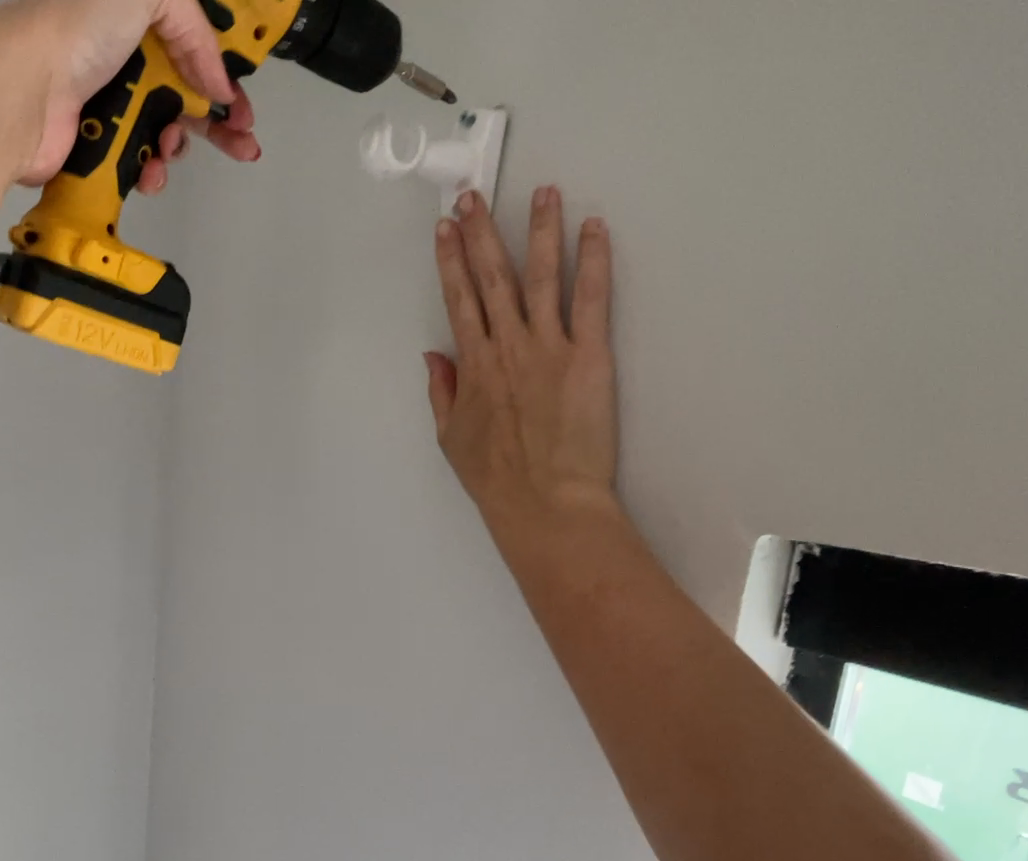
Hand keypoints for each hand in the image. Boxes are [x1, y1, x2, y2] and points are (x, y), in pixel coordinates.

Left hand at [17, 0, 262, 193]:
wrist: (21, 92)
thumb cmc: (75, 30)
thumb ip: (194, 27)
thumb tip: (218, 84)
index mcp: (134, 22)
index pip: (191, 48)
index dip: (222, 73)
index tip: (242, 102)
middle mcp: (122, 62)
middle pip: (184, 96)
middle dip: (218, 123)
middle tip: (244, 144)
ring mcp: (109, 108)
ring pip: (164, 136)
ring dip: (178, 150)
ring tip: (172, 153)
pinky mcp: (97, 149)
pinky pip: (138, 166)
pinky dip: (151, 172)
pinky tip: (150, 172)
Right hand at [427, 188, 619, 549]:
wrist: (544, 502)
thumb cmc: (495, 477)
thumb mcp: (450, 438)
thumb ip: (442, 391)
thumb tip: (433, 352)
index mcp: (473, 365)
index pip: (458, 300)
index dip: (450, 261)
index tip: (445, 228)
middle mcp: (506, 346)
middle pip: (491, 278)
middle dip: (481, 233)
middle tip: (475, 195)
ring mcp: (548, 347)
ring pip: (540, 278)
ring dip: (540, 231)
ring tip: (544, 192)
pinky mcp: (588, 356)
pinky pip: (590, 300)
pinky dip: (592, 261)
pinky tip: (593, 228)